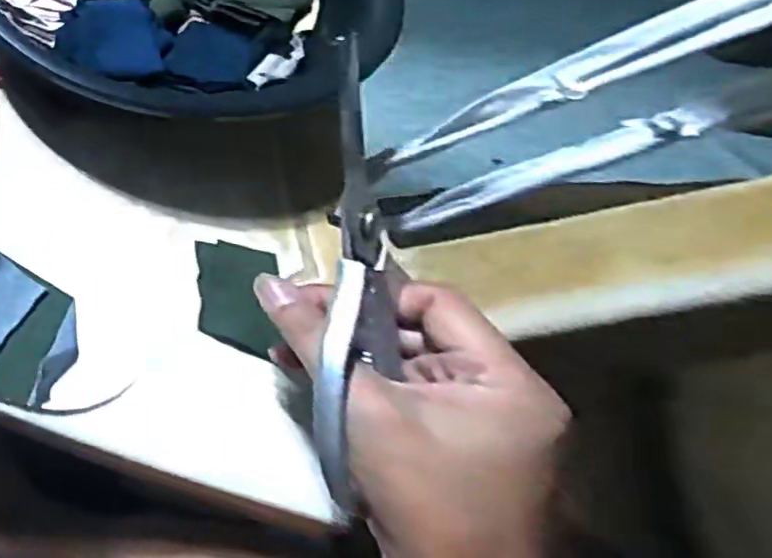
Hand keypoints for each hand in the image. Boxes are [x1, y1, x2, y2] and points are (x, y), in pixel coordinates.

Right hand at [256, 275, 570, 557]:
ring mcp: (480, 420)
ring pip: (400, 358)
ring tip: (292, 348)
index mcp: (504, 379)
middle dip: (347, 323)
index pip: (435, 302)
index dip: (375, 296)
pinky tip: (313, 376)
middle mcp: (502, 393)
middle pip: (414, 328)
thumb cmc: (419, 490)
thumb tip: (267, 282)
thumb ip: (312, 336)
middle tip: (296, 320)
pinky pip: (401, 388)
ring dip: (344, 351)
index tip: (318, 302)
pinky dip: (358, 380)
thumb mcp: (358, 403)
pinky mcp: (453, 440)